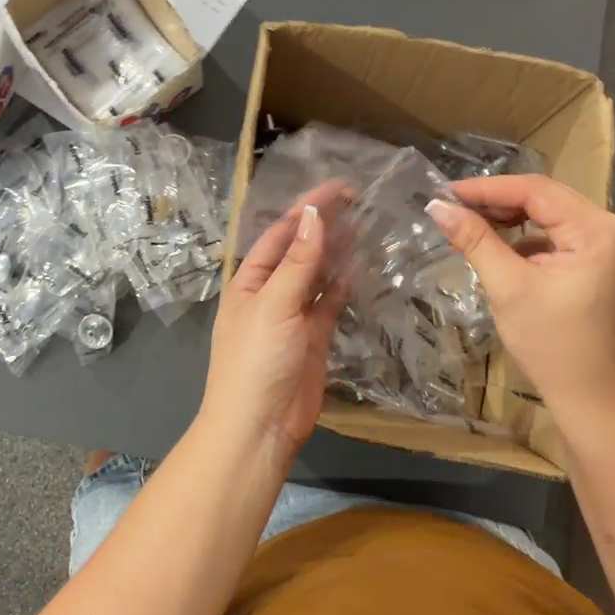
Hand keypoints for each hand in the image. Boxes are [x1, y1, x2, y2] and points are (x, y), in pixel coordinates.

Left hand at [200, 182, 348, 465]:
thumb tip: (313, 214)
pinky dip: (343, 285)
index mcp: (248, 282)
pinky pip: (329, 303)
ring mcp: (293, 317)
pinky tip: (361, 265)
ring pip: (317, 275)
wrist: (259, 427)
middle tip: (359, 199)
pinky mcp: (314, 338)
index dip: (305, 209)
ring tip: (365, 223)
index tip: (337, 186)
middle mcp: (269, 294)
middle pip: (299, 251)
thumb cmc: (256, 361)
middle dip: (323, 225)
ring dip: (336, 252)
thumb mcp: (274, 305)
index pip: (278, 234)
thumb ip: (297, 261)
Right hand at [425, 175, 614, 408]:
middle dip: (495, 201)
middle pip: (543, 197)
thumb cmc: (549, 343)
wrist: (586, 390)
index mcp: (596, 230)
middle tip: (450, 207)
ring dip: (506, 217)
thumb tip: (437, 207)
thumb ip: (475, 241)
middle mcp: (607, 226)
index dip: (487, 189)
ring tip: (465, 224)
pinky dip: (520, 236)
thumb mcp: (508, 287)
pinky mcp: (593, 258)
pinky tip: (492, 246)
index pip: (535, 191)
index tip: (444, 193)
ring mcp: (603, 242)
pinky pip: (551, 233)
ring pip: (545, 213)